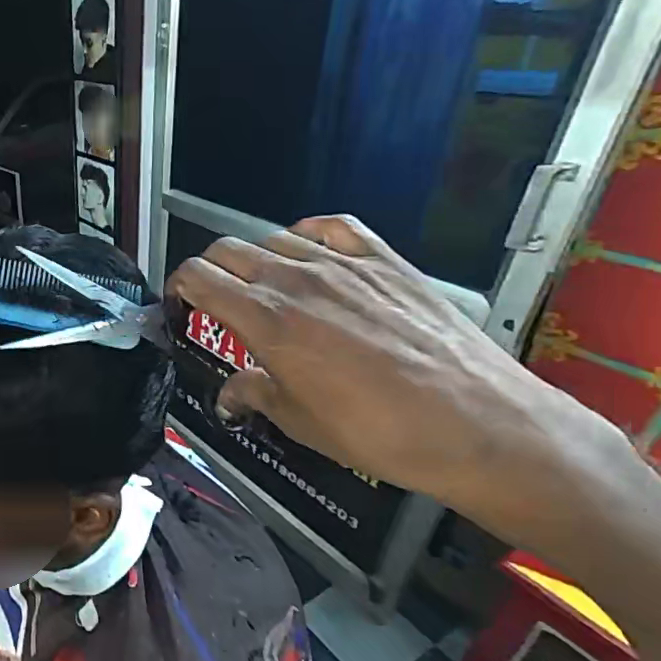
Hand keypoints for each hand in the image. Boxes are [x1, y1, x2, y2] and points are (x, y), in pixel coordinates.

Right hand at [165, 215, 627, 513]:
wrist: (483, 428)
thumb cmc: (382, 433)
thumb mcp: (300, 421)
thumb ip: (253, 394)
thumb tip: (231, 395)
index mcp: (264, 319)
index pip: (196, 276)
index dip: (176, 289)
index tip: (180, 310)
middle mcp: (295, 281)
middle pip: (224, 251)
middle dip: (208, 274)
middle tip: (216, 304)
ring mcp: (343, 265)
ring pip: (271, 238)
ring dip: (254, 259)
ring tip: (266, 287)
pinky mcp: (385, 262)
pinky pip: (332, 227)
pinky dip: (308, 234)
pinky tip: (310, 255)